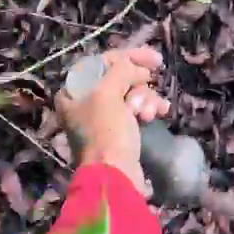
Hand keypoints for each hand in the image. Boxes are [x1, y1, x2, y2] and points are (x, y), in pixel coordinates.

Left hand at [57, 47, 170, 195]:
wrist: (114, 176)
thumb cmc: (106, 132)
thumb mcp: (108, 93)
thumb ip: (121, 70)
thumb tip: (136, 67)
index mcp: (73, 92)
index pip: (103, 62)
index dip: (130, 57)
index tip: (155, 59)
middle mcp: (84, 103)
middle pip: (120, 78)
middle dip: (139, 83)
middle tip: (150, 87)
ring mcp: (102, 119)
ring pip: (132, 94)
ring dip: (146, 98)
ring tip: (150, 112)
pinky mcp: (118, 132)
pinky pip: (136, 110)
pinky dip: (149, 108)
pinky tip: (160, 113)